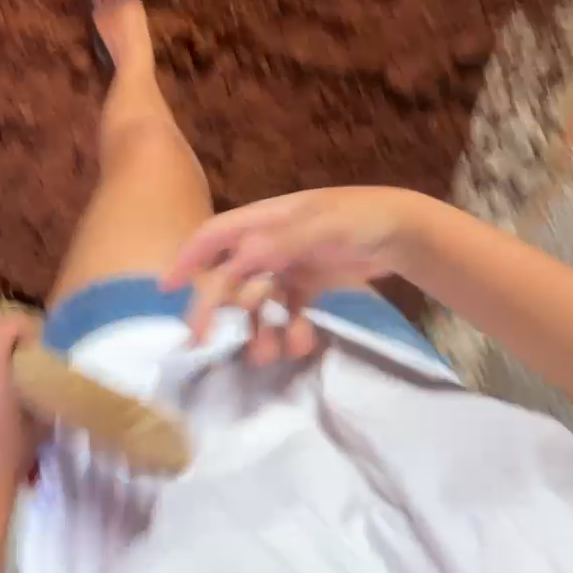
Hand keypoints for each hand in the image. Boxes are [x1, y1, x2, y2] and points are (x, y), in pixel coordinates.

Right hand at [159, 186, 441, 364]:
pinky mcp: (308, 284)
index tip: (168, 287)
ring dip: (256, 328)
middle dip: (215, 309)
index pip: (213, 237)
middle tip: (203, 341)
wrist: (404, 230)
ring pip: (257, 301)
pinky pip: (286, 311)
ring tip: (267, 354)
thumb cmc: (359, 218)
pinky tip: (300, 341)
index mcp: (262, 220)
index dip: (188, 259)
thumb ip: (280, 241)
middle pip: (229, 276)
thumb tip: (238, 260)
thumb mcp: (322, 225)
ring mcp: (287, 264)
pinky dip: (287, 329)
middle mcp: (267, 242)